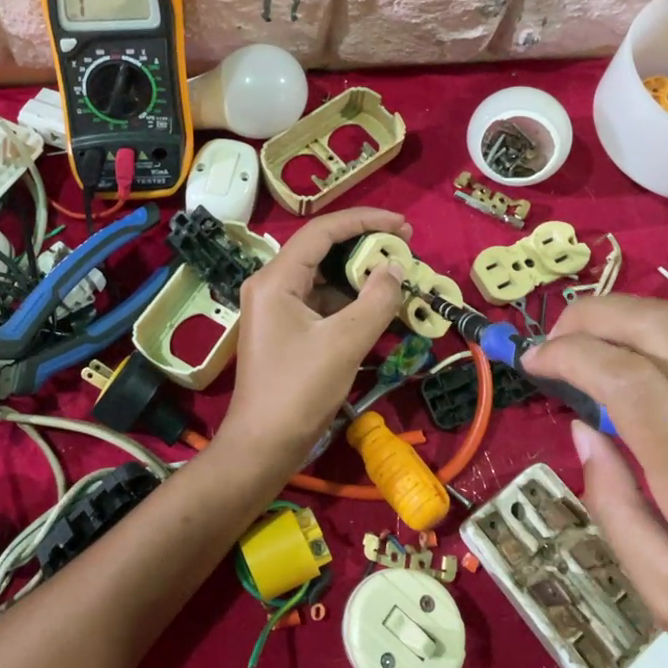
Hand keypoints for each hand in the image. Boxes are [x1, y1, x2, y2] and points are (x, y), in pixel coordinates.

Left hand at [219, 208, 409, 472]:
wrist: (263, 446)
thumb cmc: (298, 391)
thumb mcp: (345, 343)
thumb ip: (375, 301)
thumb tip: (396, 269)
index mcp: (275, 279)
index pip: (322, 231)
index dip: (364, 221)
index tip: (402, 226)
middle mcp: (271, 286)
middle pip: (321, 251)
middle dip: (364, 249)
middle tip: (405, 252)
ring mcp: (276, 310)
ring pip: (323, 280)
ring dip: (359, 279)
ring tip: (398, 281)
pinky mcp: (285, 332)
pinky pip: (321, 305)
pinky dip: (349, 304)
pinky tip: (378, 311)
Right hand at [522, 295, 667, 667]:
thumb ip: (617, 513)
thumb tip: (583, 434)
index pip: (631, 382)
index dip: (570, 354)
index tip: (532, 363)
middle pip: (661, 328)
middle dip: (591, 313)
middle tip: (551, 340)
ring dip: (622, 323)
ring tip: (581, 354)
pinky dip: (655, 347)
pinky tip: (636, 383)